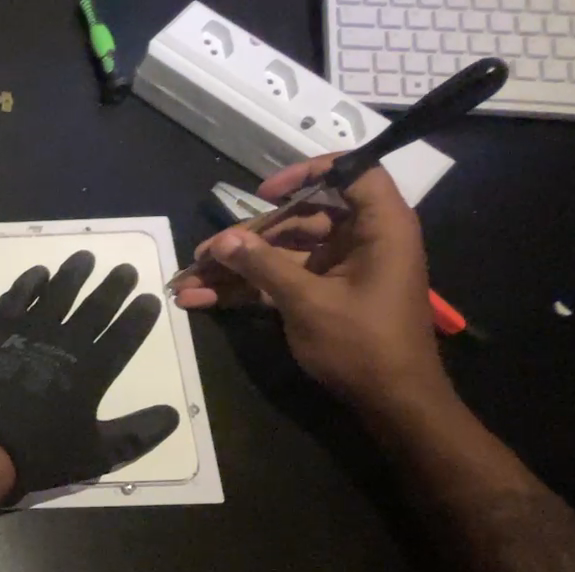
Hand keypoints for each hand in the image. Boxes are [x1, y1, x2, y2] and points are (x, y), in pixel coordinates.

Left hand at [0, 251, 178, 501]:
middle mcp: (64, 343)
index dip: (139, 317)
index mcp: (93, 371)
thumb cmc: (37, 453)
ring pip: (55, 293)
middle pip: (94, 306)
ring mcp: (26, 334)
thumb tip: (173, 415)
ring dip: (72, 274)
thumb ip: (135, 435)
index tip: (149, 299)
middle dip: (113, 287)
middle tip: (125, 269)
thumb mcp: (94, 454)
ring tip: (84, 258)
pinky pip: (14, 300)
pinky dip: (27, 284)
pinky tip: (36, 275)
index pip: (124, 335)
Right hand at [171, 157, 452, 419]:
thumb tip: (223, 241)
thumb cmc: (362, 342)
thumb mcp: (308, 301)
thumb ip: (264, 267)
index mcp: (378, 227)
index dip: (308, 174)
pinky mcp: (318, 296)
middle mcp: (358, 240)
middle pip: (298, 222)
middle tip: (199, 257)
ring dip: (232, 270)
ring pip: (278, 256)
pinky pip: (275, 283)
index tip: (264, 193)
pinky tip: (201, 299)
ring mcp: (335, 270)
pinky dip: (242, 291)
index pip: (352, 175)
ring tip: (186, 283)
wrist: (388, 395)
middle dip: (245, 240)